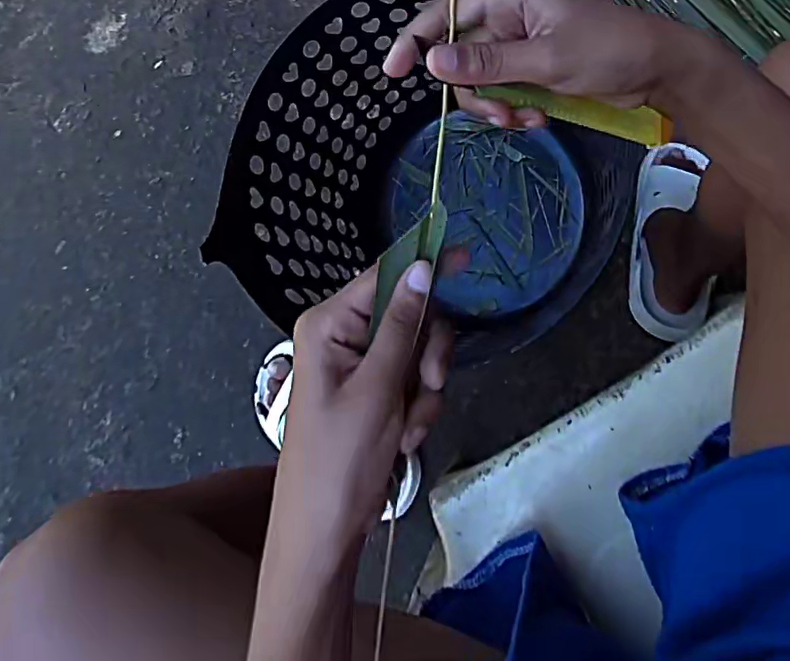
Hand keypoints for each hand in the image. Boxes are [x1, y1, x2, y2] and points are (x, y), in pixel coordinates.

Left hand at [274, 259, 452, 552]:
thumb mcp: (377, 389)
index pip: (383, 277)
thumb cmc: (339, 460)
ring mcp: (360, 362)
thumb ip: (403, 325)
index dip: (424, 265)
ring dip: (423, 388)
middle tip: (430, 381)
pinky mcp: (375, 387)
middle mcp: (343, 334)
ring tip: (408, 426)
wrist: (325, 533)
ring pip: (418, 348)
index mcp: (329, 323)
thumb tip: (421, 266)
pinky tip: (404, 436)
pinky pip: (413, 377)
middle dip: (426, 352)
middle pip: (408, 314)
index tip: (464, 256)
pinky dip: (418, 405)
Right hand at [382, 0, 718, 126]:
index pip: (446, 12)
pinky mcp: (531, 69)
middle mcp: (507, 18)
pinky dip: (513, 109)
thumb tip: (432, 61)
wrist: (659, 69)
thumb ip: (487, 62)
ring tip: (526, 120)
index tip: (393, 71)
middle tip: (500, 116)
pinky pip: (502, 91)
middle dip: (473, 92)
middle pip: (459, 56)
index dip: (415, 39)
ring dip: (495, 106)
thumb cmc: (608, 49)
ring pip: (480, 81)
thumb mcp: (545, 59)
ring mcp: (518, 45)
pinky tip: (538, 119)